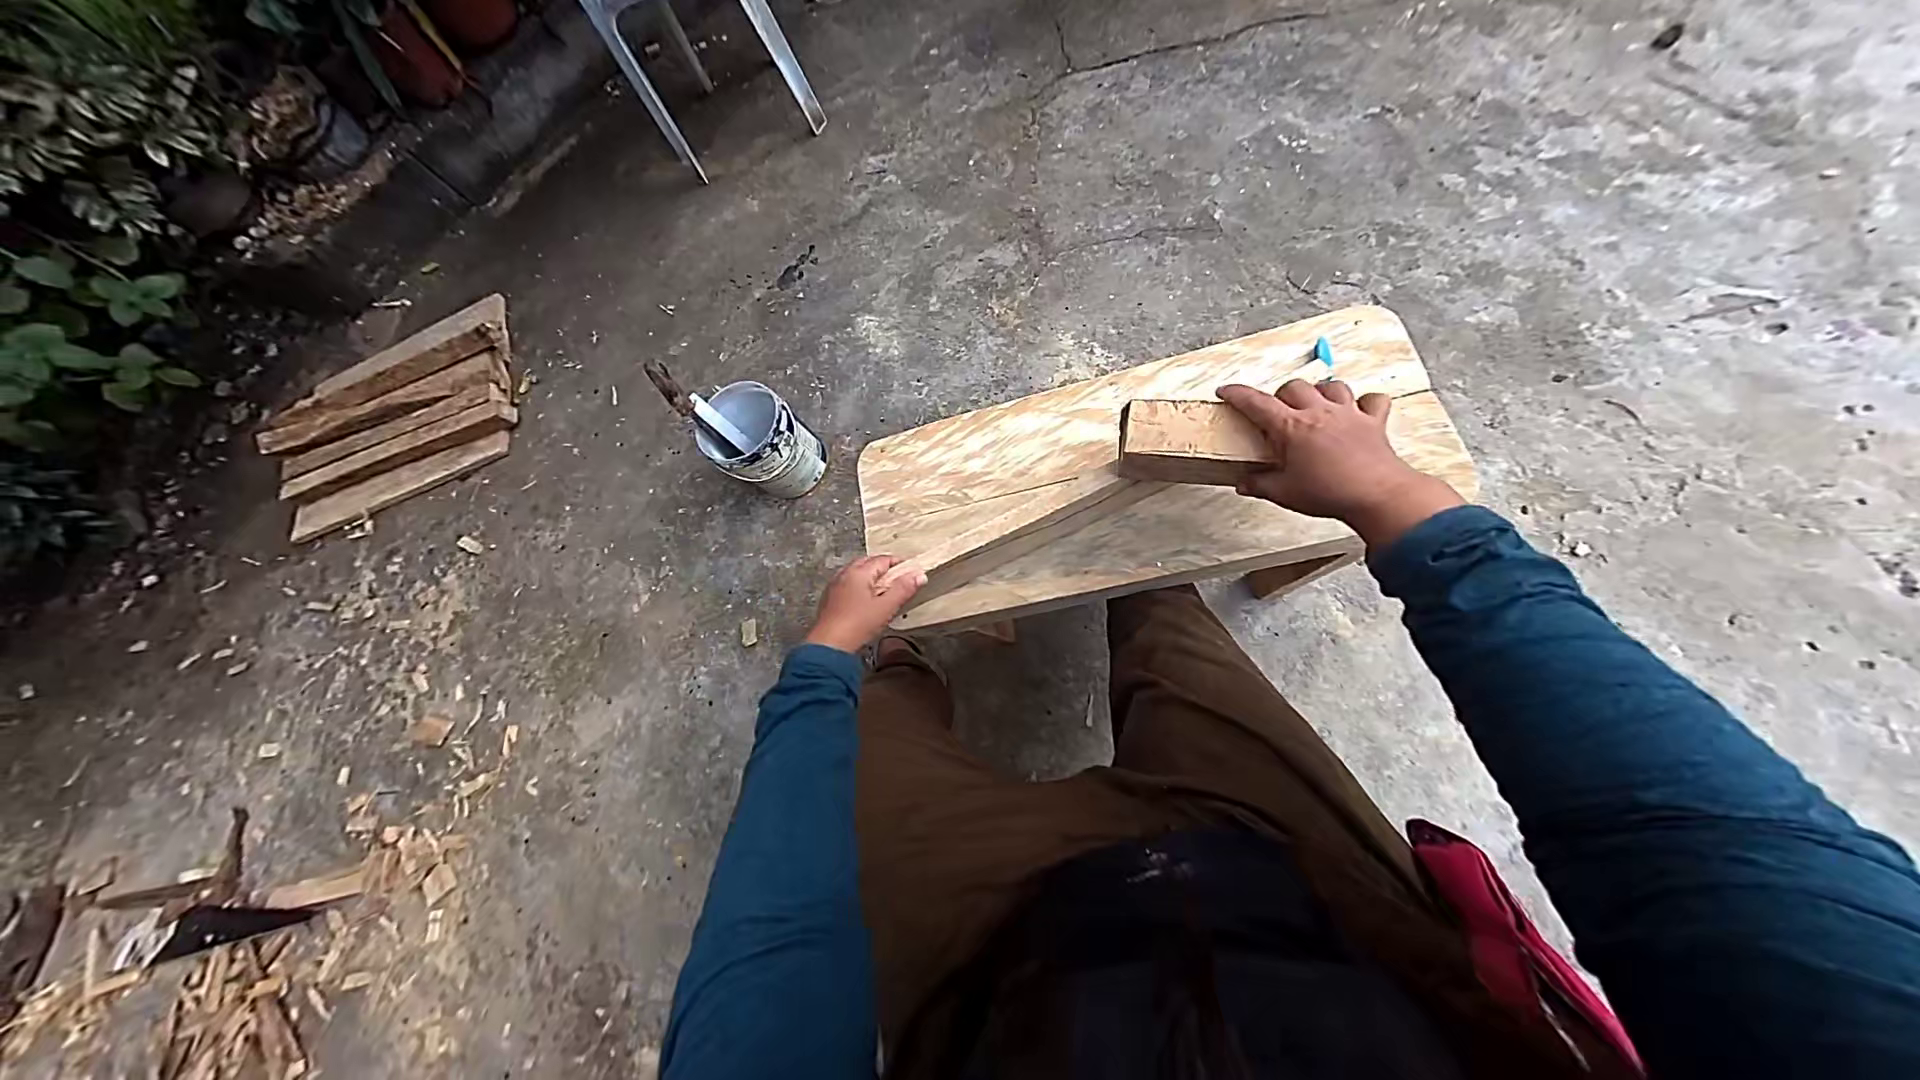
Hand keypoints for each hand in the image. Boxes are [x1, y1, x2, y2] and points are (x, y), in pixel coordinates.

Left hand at [803, 555, 926, 652]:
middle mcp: (844, 575)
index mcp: (858, 573)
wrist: (829, 646)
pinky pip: (848, 586)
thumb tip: (918, 575)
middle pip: (867, 564)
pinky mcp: (830, 600)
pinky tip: (866, 602)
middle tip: (898, 578)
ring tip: (884, 590)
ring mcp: (834, 587)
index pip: (883, 560)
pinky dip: (859, 588)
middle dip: (883, 568)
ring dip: (870, 578)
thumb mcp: (886, 607)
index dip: (898, 563)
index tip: (910, 569)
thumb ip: (903, 589)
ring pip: (856, 574)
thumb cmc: (856, 626)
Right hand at [1216, 379, 1463, 549]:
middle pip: (1294, 387)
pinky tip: (1356, 410)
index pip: (1256, 403)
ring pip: (1331, 385)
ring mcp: (1349, 414)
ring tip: (1313, 404)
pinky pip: (1371, 400)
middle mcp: (1320, 413)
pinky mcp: (1373, 422)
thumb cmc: (1331, 493)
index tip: (1226, 391)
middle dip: (1281, 395)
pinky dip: (1363, 401)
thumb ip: (1259, 484)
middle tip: (1276, 411)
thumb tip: (1244, 484)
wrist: (1377, 496)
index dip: (1237, 394)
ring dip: (1319, 391)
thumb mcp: (1283, 492)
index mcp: (1292, 428)